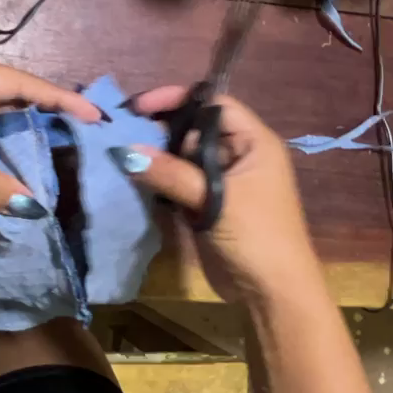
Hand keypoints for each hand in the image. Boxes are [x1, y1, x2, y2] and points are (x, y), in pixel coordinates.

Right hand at [121, 87, 315, 302]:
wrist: (272, 292)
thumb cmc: (256, 236)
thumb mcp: (214, 199)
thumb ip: (170, 173)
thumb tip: (125, 151)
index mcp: (254, 143)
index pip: (214, 105)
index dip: (178, 100)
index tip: (140, 106)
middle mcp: (239, 155)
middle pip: (195, 128)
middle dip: (161, 128)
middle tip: (122, 131)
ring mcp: (223, 181)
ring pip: (184, 156)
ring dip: (156, 155)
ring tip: (121, 152)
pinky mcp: (208, 204)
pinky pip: (179, 181)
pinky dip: (159, 178)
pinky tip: (134, 177)